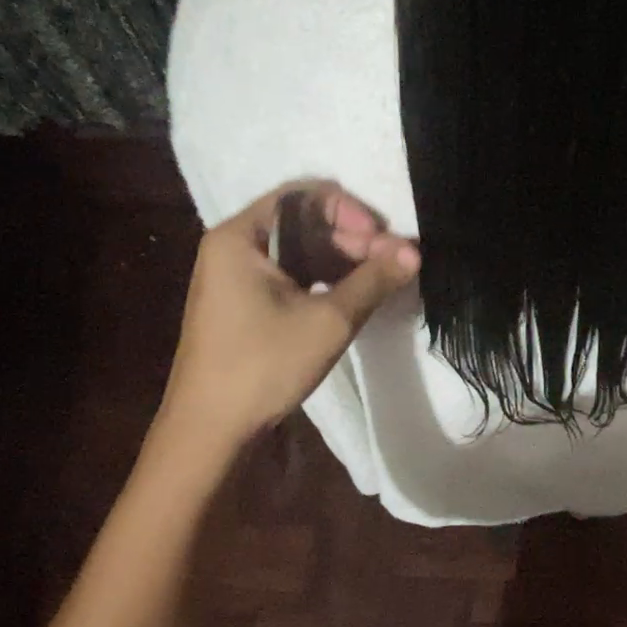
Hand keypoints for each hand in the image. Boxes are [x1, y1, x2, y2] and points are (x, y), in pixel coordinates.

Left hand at [158, 180, 419, 452]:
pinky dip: (326, 280)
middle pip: (303, 223)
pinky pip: (292, 275)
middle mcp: (233, 247)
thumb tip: (415, 250)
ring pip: (301, 250)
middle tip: (394, 266)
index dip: (350, 213)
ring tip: (383, 282)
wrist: (211, 429)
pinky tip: (355, 297)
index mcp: (240, 237)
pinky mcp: (245, 303)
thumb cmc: (264, 365)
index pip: (304, 197)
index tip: (383, 243)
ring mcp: (237, 277)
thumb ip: (373, 280)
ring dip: (344, 261)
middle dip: (353, 239)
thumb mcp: (328, 320)